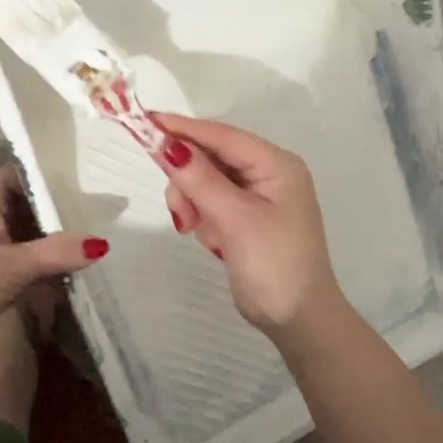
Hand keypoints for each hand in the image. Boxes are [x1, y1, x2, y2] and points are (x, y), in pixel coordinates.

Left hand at [0, 165, 105, 358]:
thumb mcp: (10, 267)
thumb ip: (54, 253)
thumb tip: (100, 243)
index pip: (17, 174)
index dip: (43, 171)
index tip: (79, 175)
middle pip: (27, 205)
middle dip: (57, 207)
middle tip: (98, 208)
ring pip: (27, 234)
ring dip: (53, 238)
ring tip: (94, 234)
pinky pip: (23, 260)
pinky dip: (44, 262)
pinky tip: (71, 269)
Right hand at [152, 113, 343, 331]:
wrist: (299, 320)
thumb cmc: (274, 265)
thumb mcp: (234, 220)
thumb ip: (199, 179)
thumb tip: (164, 143)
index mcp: (276, 164)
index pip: (221, 135)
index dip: (182, 128)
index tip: (143, 122)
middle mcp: (268, 172)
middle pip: (210, 157)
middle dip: (188, 180)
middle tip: (181, 214)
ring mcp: (257, 196)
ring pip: (205, 180)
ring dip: (193, 203)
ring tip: (195, 231)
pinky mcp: (245, 217)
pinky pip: (211, 201)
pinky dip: (202, 216)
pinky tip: (212, 241)